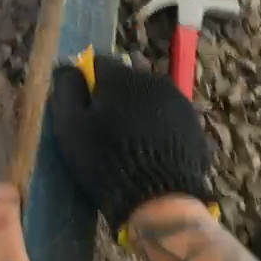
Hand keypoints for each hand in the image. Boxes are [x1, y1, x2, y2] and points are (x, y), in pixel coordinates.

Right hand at [45, 56, 213, 228]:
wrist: (158, 198)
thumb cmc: (105, 159)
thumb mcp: (70, 125)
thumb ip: (66, 89)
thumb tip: (68, 68)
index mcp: (121, 76)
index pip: (97, 63)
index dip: (87, 84)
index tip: (83, 107)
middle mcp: (153, 80)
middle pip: (126, 80)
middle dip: (115, 97)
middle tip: (105, 129)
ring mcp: (179, 102)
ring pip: (149, 98)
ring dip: (138, 112)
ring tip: (130, 143)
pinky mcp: (194, 125)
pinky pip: (168, 118)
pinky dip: (157, 128)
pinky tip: (150, 153)